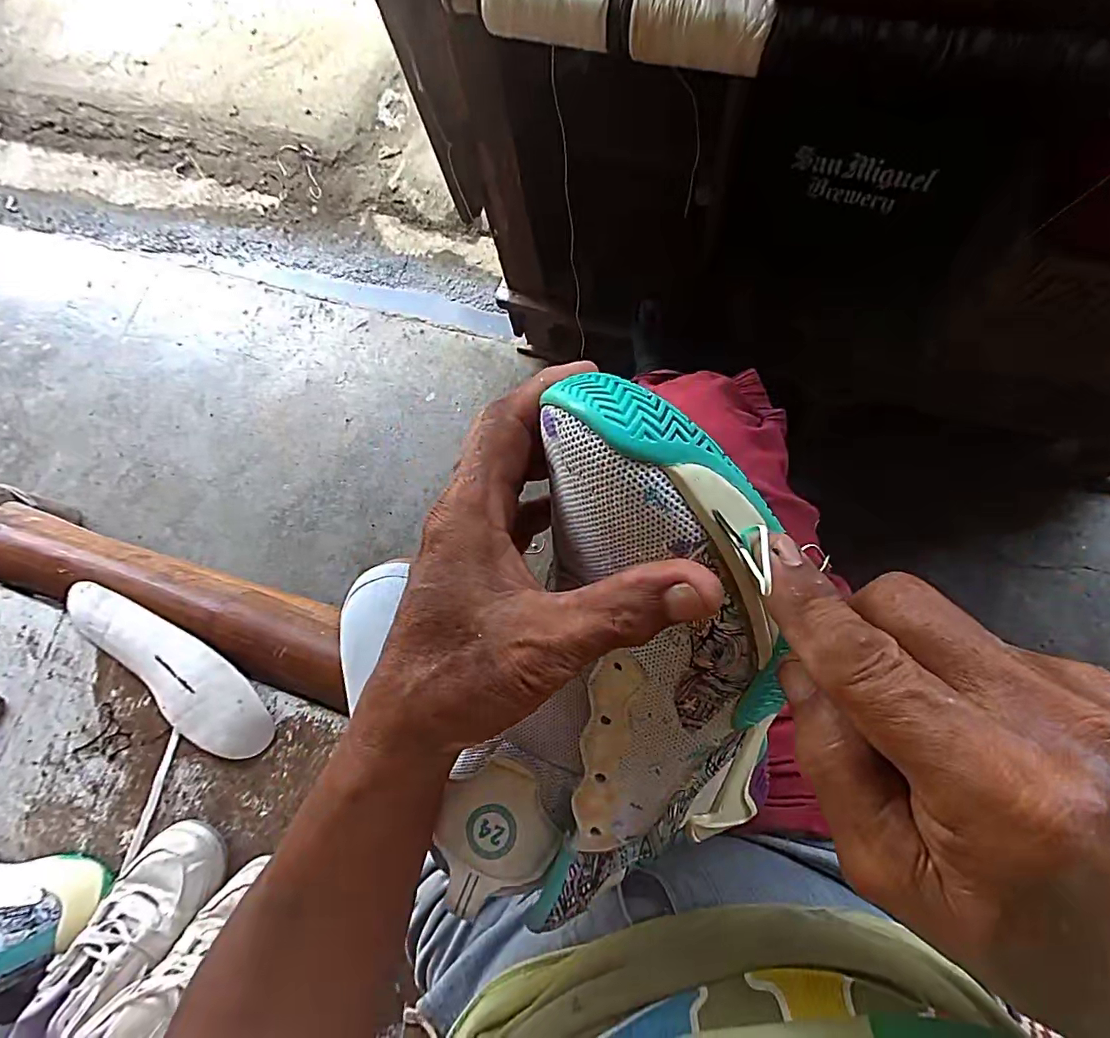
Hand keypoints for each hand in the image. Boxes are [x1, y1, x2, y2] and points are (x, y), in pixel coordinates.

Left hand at [347, 363, 723, 764]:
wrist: (406, 731)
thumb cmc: (462, 678)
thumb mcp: (550, 641)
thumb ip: (625, 610)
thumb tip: (703, 585)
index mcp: (470, 513)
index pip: (501, 424)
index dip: (544, 391)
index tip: (592, 378)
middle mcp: (461, 517)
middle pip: (504, 445)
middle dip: (555, 422)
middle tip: (612, 421)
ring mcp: (462, 544)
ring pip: (505, 481)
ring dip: (547, 463)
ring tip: (602, 460)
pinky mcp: (470, 570)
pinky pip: (508, 516)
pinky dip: (542, 505)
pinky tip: (578, 523)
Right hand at [762, 534, 1109, 1036]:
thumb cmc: (1010, 929)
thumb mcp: (888, 872)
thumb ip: (833, 764)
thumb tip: (801, 670)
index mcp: (992, 785)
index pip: (875, 667)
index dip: (814, 611)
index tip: (772, 559)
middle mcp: (1045, 715)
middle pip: (907, 605)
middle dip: (851, 619)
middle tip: (838, 679)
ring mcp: (1079, 687)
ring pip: (939, 616)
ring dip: (900, 652)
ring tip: (920, 727)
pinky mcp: (1094, 674)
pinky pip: (980, 641)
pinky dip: (949, 671)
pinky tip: (978, 733)